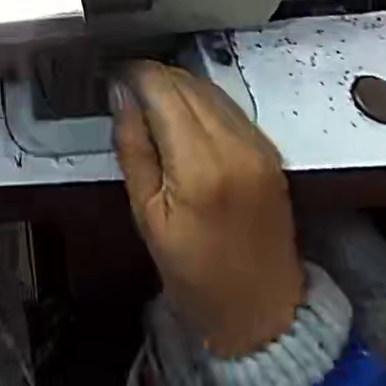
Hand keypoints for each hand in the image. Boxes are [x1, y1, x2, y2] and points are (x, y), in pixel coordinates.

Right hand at [112, 60, 305, 357]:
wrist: (261, 312)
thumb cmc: (195, 275)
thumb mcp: (146, 216)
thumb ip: (132, 147)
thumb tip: (121, 95)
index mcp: (199, 166)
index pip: (163, 90)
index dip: (135, 74)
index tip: (116, 75)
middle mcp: (234, 145)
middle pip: (187, 82)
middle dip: (154, 77)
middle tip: (128, 88)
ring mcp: (257, 144)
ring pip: (209, 87)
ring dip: (178, 84)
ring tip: (152, 101)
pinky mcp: (269, 148)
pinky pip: (229, 105)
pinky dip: (202, 100)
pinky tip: (185, 116)